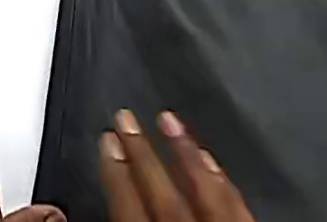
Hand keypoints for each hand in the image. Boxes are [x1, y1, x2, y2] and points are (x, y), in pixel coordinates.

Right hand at [98, 111, 255, 221]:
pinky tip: (209, 158)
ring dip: (183, 153)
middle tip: (124, 115)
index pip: (129, 207)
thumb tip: (89, 204)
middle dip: (141, 152)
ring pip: (204, 193)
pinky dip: (222, 181)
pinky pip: (237, 208)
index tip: (106, 137)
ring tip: (167, 118)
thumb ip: (119, 216)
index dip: (115, 171)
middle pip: (163, 194)